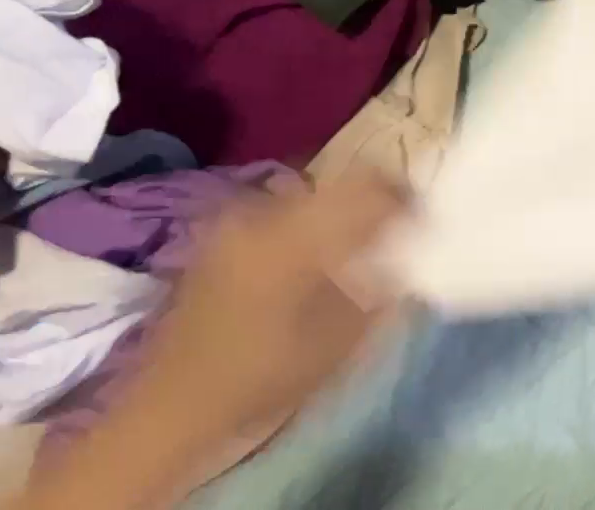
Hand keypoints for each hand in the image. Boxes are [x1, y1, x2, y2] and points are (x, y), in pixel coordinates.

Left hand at [16, 173, 407, 509]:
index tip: (427, 216)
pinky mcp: (220, 239)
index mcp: (296, 232)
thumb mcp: (341, 338)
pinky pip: (283, 209)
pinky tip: (319, 249)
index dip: (406, 195)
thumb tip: (413, 249)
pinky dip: (312, 218)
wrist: (167, 412)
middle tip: (399, 222)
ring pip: (311, 192)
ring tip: (362, 235)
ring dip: (343, 206)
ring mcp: (235, 223)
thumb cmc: (261, 376)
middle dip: (376, 197)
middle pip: (340, 182)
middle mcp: (263, 213)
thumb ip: (384, 283)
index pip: (370, 186)